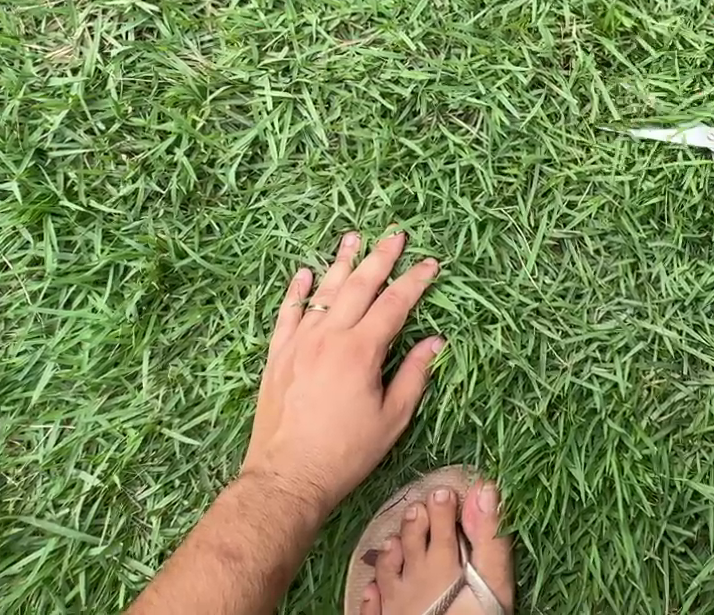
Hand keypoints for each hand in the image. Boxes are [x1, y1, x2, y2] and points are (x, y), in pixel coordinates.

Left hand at [240, 230, 443, 519]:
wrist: (285, 479)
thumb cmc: (346, 453)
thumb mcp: (392, 418)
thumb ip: (413, 375)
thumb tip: (435, 341)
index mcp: (361, 350)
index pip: (395, 303)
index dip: (415, 281)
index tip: (431, 263)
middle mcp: (329, 336)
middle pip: (359, 285)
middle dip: (381, 257)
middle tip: (396, 235)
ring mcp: (299, 343)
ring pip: (323, 291)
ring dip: (341, 262)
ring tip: (353, 237)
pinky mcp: (277, 355)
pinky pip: (287, 314)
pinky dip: (296, 292)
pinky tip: (303, 273)